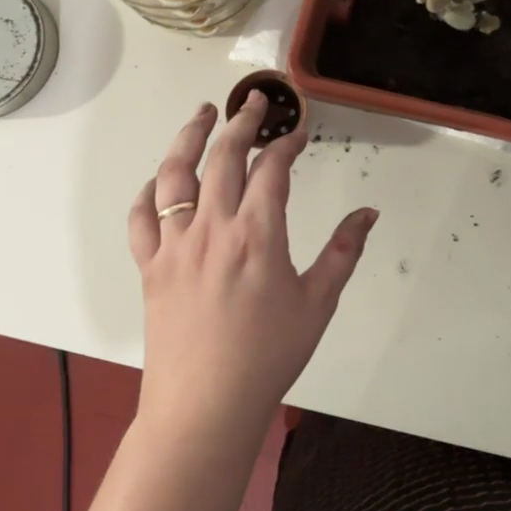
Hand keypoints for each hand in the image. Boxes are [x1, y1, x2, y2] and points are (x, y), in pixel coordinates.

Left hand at [127, 93, 376, 436]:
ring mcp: (175, 245)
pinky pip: (141, 218)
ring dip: (189, 136)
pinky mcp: (149, 267)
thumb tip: (369, 213)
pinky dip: (148, 191)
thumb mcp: (318, 303)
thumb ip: (344, 252)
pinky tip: (159, 180)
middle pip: (223, 156)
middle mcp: (213, 228)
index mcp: (258, 234)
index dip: (287, 142)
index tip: (298, 132)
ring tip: (202, 114)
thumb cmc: (268, 356)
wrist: (204, 407)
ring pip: (174, 174)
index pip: (272, 168)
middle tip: (255, 103)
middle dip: (242, 122)